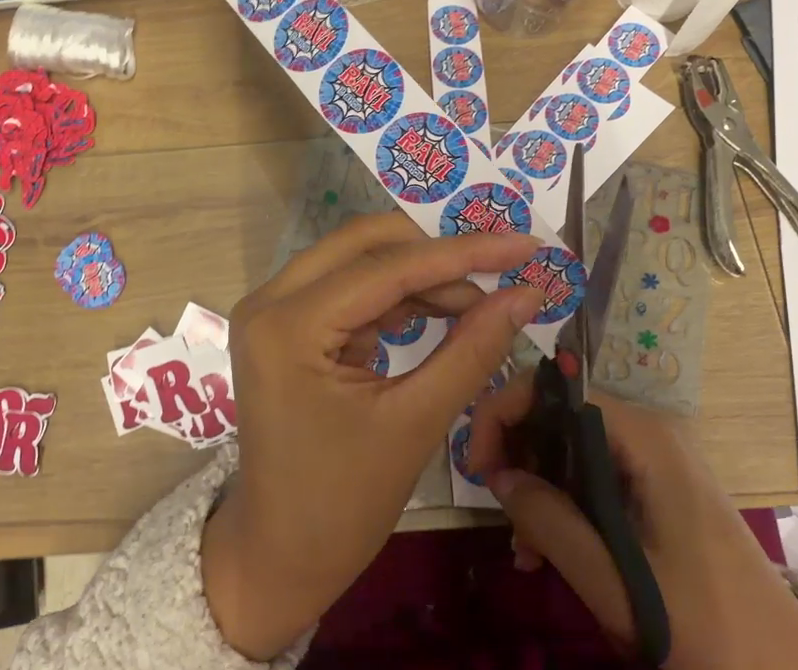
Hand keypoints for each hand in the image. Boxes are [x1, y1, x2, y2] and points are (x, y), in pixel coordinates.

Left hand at [201, 213, 545, 659]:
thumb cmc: (342, 501)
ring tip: (480, 303)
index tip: (524, 244)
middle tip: (502, 269)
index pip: (387, 268)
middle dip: (437, 254)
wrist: (281, 553)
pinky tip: (441, 313)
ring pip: (357, 263)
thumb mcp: (415, 422)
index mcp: (288, 324)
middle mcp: (269, 301)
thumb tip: (527, 295)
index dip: (462, 253)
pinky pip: (348, 291)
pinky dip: (396, 298)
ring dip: (419, 276)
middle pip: (364, 246)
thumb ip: (472, 350)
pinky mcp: (285, 327)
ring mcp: (272, 312)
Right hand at [469, 381, 797, 669]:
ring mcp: (655, 461)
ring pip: (569, 448)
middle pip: (557, 414)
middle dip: (518, 459)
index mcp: (645, 437)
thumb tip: (497, 477)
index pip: (554, 387)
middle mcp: (649, 433)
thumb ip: (550, 523)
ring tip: (525, 552)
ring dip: (536, 490)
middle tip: (502, 518)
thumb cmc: (707, 624)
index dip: (504, 413)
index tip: (479, 469)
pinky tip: (548, 553)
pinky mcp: (656, 489)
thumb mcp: (616, 580)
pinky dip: (562, 505)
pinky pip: (592, 477)